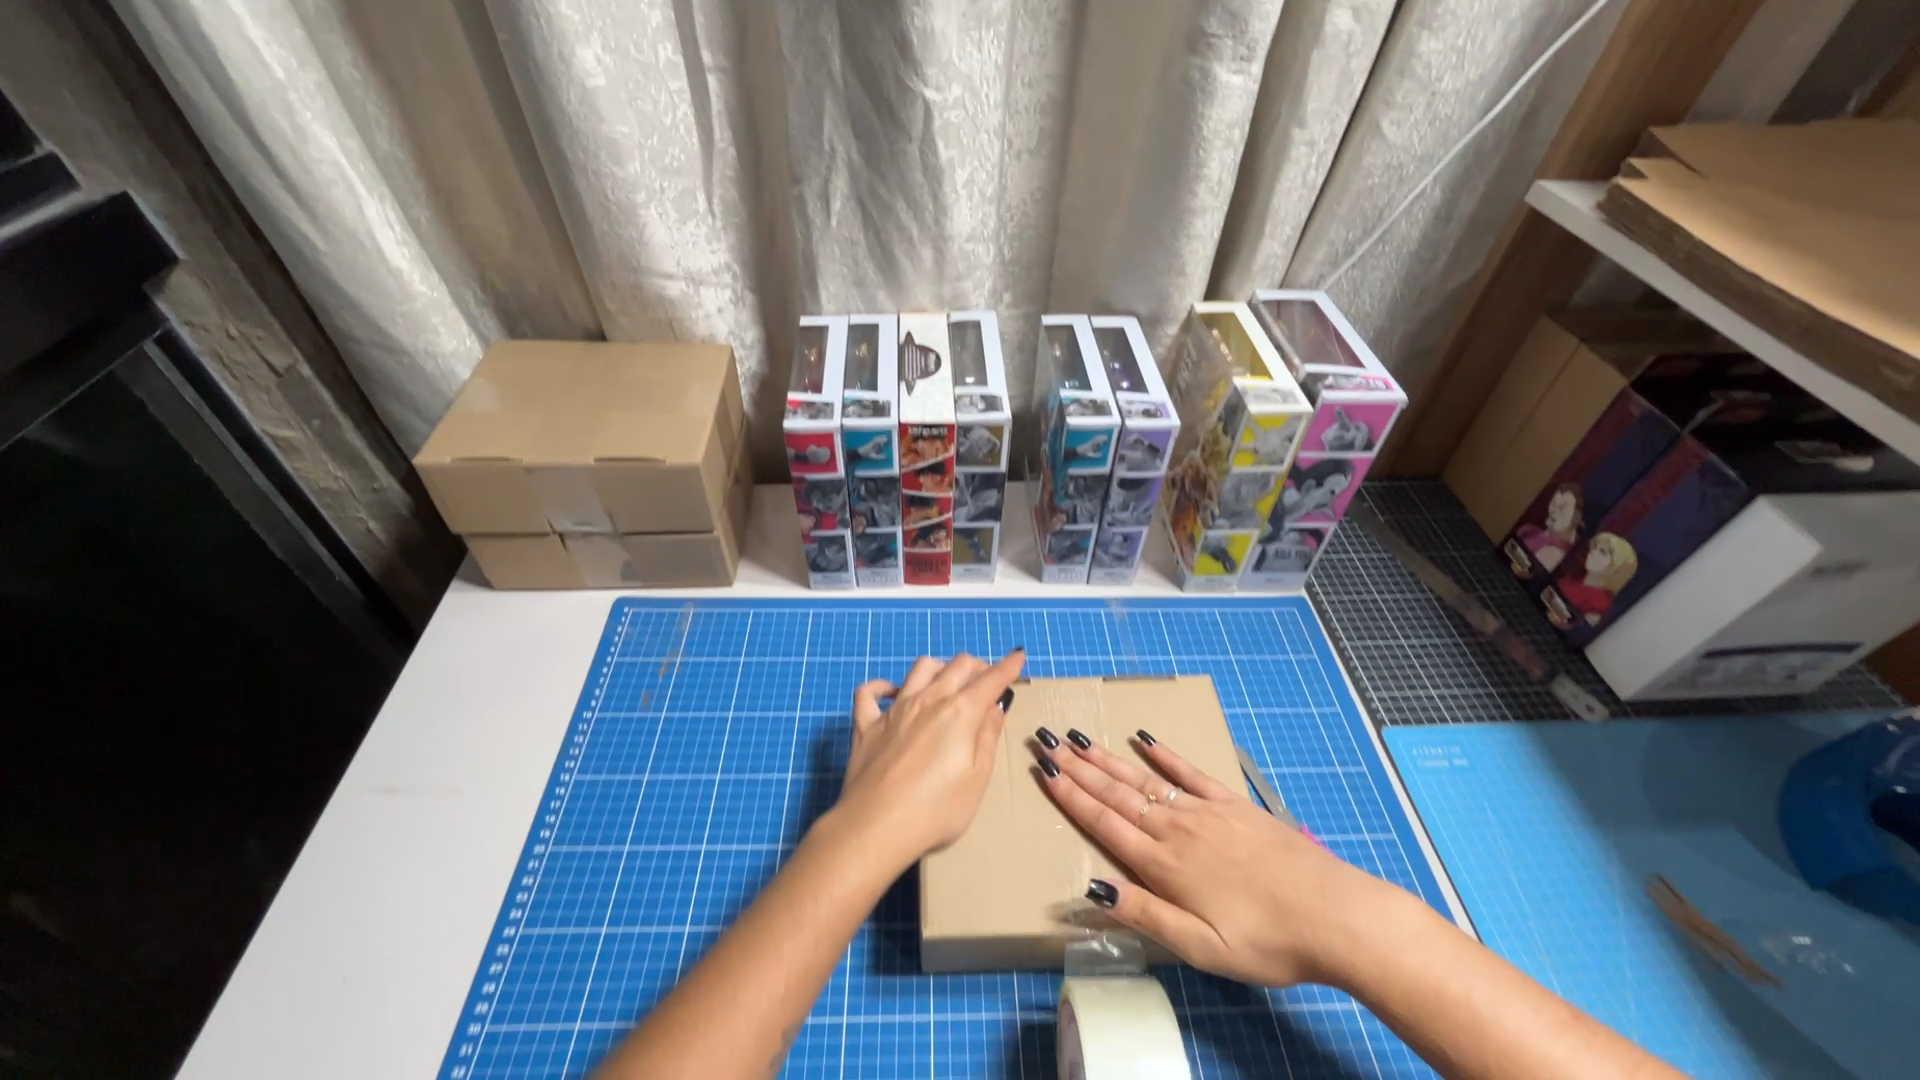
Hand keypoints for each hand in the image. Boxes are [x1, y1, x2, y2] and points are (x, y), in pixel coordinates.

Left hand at [819, 651, 1025, 868]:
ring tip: (947, 682)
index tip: (1018, 656)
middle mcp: (928, 700)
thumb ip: (988, 737)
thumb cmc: (935, 811)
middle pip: (958, 665)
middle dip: (978, 666)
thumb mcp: (977, 779)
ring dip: (940, 668)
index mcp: (960, 713)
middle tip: (987, 681)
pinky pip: (870, 692)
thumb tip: (995, 707)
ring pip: (920, 668)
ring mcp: (893, 709)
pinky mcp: (866, 724)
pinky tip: (891, 693)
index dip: (1008, 667)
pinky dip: (882, 686)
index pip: (991, 680)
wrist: (875, 827)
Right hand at [1036, 731, 1400, 988]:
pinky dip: (1165, 756)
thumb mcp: (1201, 947)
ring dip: (1109, 760)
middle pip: (1118, 794)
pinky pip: (1191, 774)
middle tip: (1048, 742)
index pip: (1105, 823)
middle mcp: (1177, 830)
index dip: (1071, 797)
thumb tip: (1092, 887)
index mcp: (1164, 866)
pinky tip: (1145, 740)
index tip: (1045, 770)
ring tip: (1079, 740)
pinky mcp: (1234, 805)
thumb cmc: (1267, 942)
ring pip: (1146, 781)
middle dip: (1079, 769)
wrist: (1337, 915)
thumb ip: (1145, 914)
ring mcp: (1207, 812)